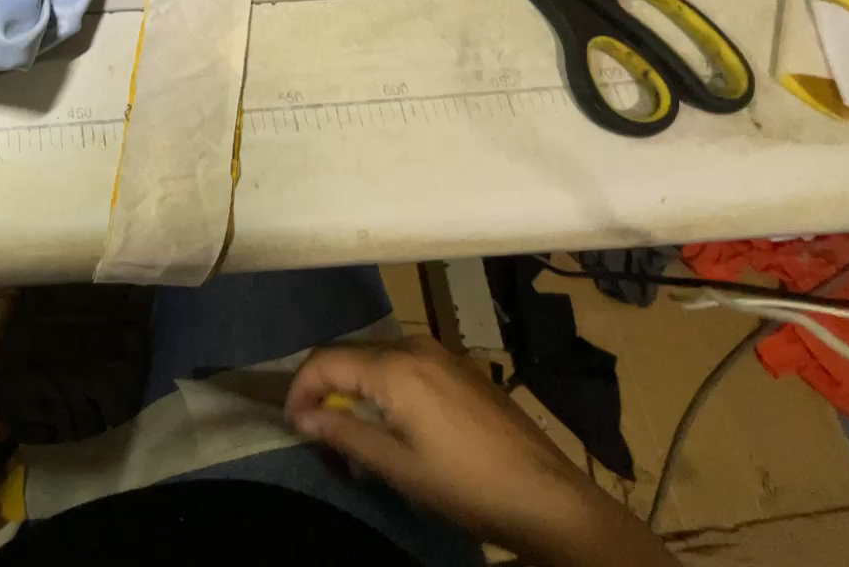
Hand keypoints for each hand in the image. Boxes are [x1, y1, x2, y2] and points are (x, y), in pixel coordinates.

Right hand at [285, 337, 676, 566]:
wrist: (554, 502)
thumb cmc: (467, 485)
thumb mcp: (396, 466)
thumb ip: (342, 434)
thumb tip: (301, 417)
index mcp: (395, 366)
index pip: (326, 362)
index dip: (300, 389)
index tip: (293, 423)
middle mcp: (415, 347)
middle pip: (350, 356)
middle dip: (327, 391)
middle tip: (321, 435)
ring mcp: (443, 355)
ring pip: (378, 360)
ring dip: (357, 390)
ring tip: (357, 435)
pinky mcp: (463, 370)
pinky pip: (407, 367)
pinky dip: (386, 389)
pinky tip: (396, 424)